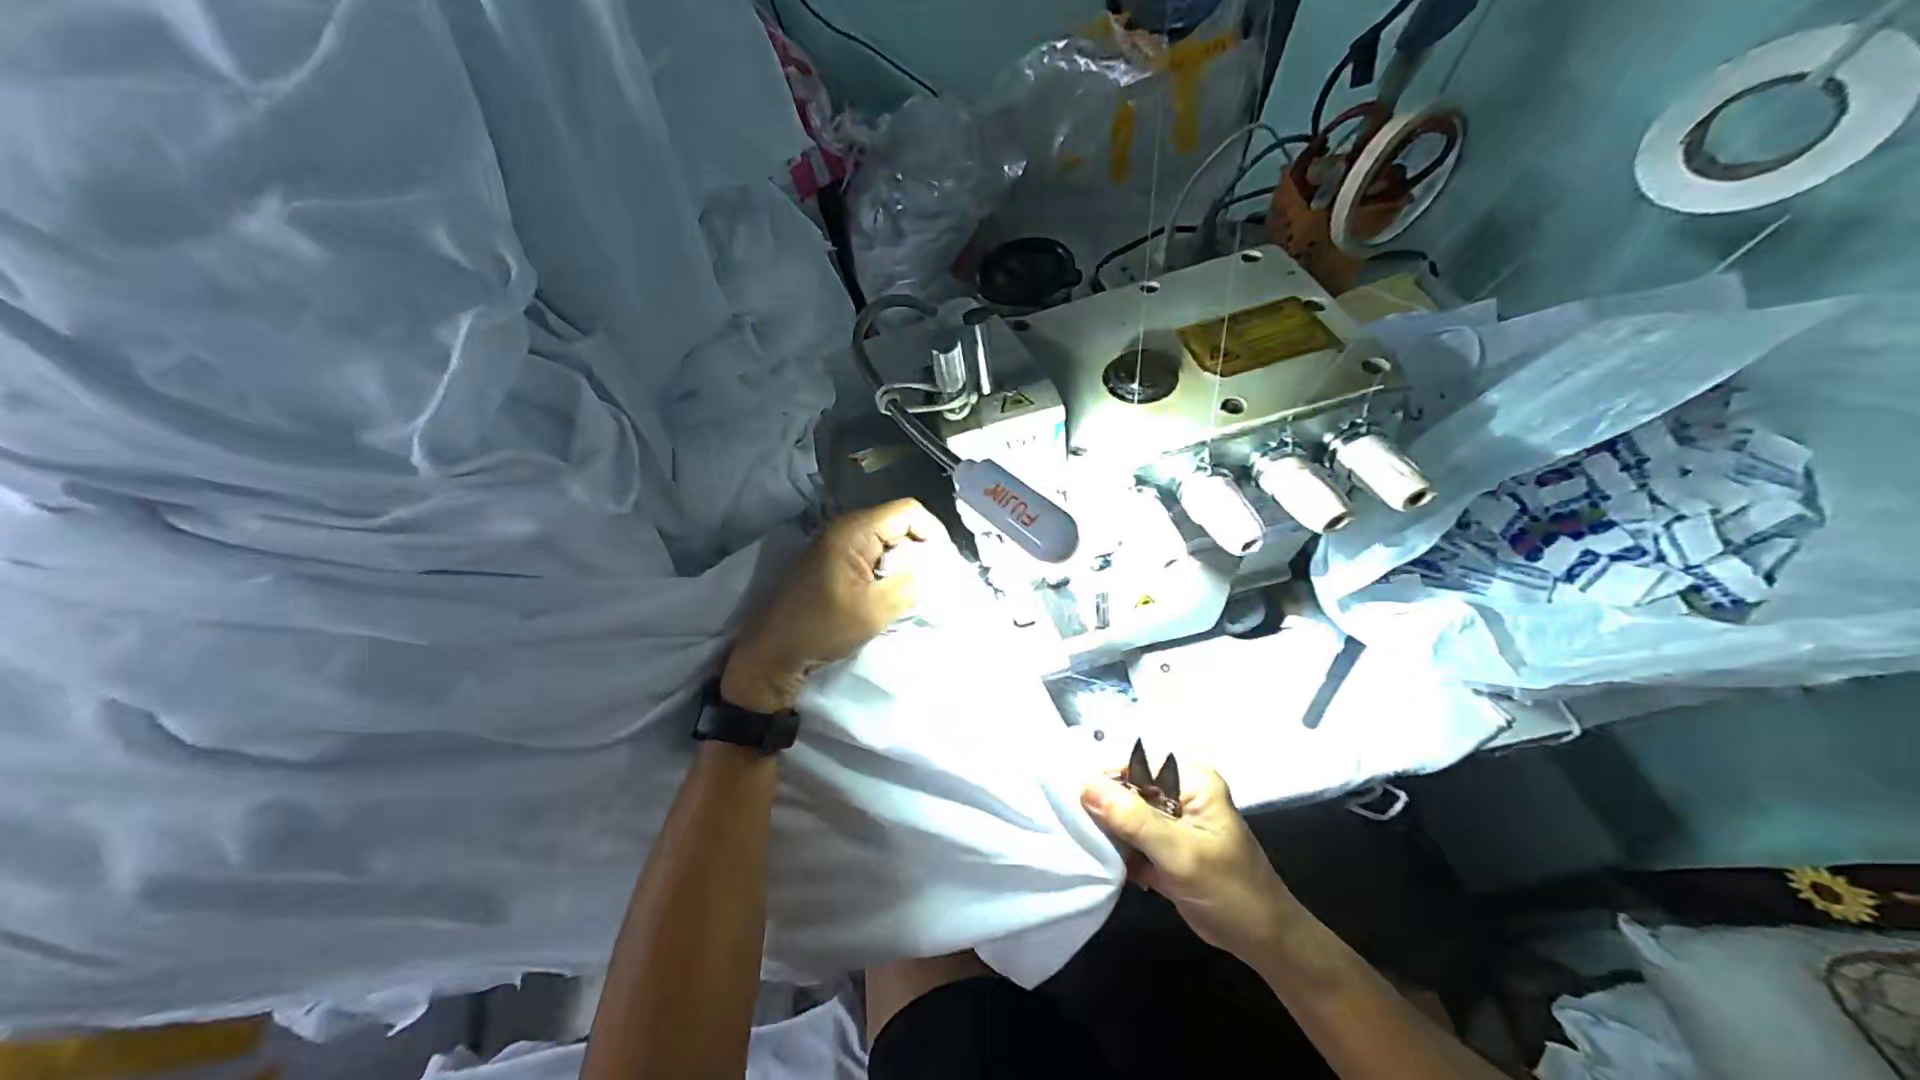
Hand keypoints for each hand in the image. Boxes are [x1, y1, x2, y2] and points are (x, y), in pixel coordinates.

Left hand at [720, 499, 946, 712]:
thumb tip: (933, 573)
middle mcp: (844, 530)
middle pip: (898, 525)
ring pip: (886, 544)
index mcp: (853, 531)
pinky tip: (892, 599)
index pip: (909, 511)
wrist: (769, 656)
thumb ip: (910, 586)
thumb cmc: (819, 629)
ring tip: (918, 594)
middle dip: (922, 550)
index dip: (934, 533)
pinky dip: (886, 575)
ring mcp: (835, 548)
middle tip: (936, 582)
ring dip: (904, 566)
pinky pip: (870, 560)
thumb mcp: (874, 610)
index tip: (945, 565)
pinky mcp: (831, 567)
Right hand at [1081, 765, 1303, 959]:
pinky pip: (1130, 837)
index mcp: (1190, 780)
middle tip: (1083, 834)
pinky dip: (1119, 851)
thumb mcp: (1179, 853)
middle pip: (1126, 788)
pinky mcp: (1164, 845)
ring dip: (1108, 833)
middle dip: (1104, 810)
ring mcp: (1172, 820)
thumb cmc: (1229, 891)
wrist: (1263, 941)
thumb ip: (1133, 819)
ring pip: (1124, 814)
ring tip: (1096, 852)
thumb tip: (1084, 786)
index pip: (1135, 763)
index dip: (1105, 780)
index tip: (1077, 806)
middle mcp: (1179, 792)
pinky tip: (1113, 868)